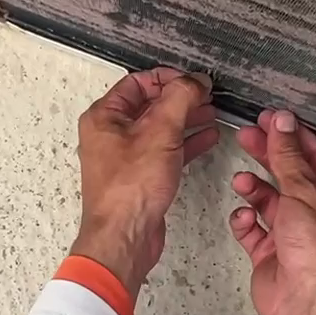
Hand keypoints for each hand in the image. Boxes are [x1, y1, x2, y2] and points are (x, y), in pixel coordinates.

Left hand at [69, 68, 221, 296]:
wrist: (125, 237)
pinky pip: (165, 151)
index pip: (137, 82)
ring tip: (211, 111)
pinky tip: (207, 137)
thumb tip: (194, 81)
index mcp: (104, 117)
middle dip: (180, 98)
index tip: (192, 80)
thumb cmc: (128, 192)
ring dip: (186, 119)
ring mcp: (125, 158)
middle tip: (205, 94)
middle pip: (149, 105)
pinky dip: (185, 143)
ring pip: (160, 128)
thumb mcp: (160, 132)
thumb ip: (179, 99)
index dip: (167, 78)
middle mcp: (110, 135)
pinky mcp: (140, 178)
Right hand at [229, 110, 315, 314]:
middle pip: (288, 174)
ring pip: (268, 200)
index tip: (270, 118)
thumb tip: (282, 123)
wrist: (306, 303)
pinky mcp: (269, 253)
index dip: (292, 135)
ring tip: (241, 182)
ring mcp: (292, 234)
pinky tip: (244, 218)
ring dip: (254, 188)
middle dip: (268, 155)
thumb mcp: (305, 192)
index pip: (315, 156)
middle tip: (246, 135)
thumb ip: (289, 157)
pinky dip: (245, 221)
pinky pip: (252, 228)